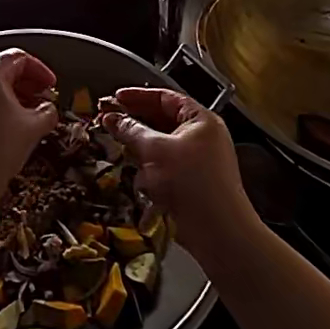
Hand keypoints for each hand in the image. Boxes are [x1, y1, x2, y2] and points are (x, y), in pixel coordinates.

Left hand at [0, 49, 58, 210]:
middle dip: (25, 78)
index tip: (53, 86)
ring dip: (11, 90)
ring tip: (29, 109)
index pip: (19, 57)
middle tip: (42, 94)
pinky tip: (9, 121)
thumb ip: (47, 111)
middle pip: (1, 65)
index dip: (40, 70)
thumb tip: (48, 108)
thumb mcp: (32, 128)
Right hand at [99, 88, 254, 249]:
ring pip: (162, 146)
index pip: (166, 97)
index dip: (138, 96)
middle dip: (136, 122)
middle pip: (163, 121)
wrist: (219, 233)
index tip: (115, 97)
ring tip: (118, 146)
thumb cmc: (192, 183)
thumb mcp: (156, 150)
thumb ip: (132, 131)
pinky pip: (165, 167)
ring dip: (141, 147)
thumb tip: (112, 118)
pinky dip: (149, 168)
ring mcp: (198, 161)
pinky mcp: (191, 184)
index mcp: (201, 120)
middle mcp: (202, 137)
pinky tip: (134, 175)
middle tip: (110, 121)